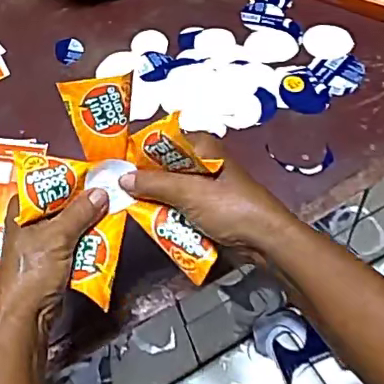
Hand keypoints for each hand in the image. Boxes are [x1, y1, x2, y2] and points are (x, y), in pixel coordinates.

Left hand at [0, 188, 108, 334]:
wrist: (27, 319)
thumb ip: (79, 212)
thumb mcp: (57, 237)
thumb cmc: (32, 273)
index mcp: (21, 209)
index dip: (69, 178)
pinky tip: (105, 235)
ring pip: (70, 224)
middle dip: (84, 201)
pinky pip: (74, 243)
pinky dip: (88, 240)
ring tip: (112, 210)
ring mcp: (41, 242)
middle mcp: (29, 221)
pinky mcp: (53, 260)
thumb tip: (100, 192)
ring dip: (89, 221)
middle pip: (61, 203)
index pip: (46, 183)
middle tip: (109, 192)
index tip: (94, 174)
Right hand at [119, 136, 300, 253]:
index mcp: (201, 145)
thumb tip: (122, 178)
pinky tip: (152, 219)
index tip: (115, 165)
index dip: (137, 152)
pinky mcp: (208, 205)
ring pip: (170, 187)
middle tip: (118, 189)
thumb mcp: (187, 192)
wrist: (268, 242)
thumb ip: (153, 183)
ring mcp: (206, 184)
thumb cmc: (231, 207)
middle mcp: (202, 160)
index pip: (160, 141)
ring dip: (154, 198)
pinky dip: (167, 211)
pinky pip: (180, 204)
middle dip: (143, 179)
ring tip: (130, 206)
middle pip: (163, 165)